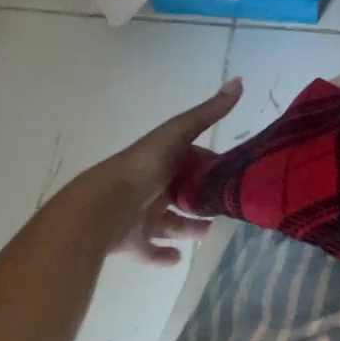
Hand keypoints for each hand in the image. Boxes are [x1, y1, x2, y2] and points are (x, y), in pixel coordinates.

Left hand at [63, 77, 241, 264]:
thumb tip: (239, 81)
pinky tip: (179, 259)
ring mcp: (141, 215)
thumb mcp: (179, 134)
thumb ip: (209, 113)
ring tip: (208, 232)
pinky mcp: (132, 243)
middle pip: (182, 192)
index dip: (212, 166)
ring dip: (188, 227)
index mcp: (163, 159)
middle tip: (227, 206)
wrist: (100, 208)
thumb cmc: (143, 167)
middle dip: (202, 198)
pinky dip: (163, 255)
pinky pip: (150, 250)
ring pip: (170, 222)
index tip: (235, 174)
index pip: (193, 160)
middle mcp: (152, 185)